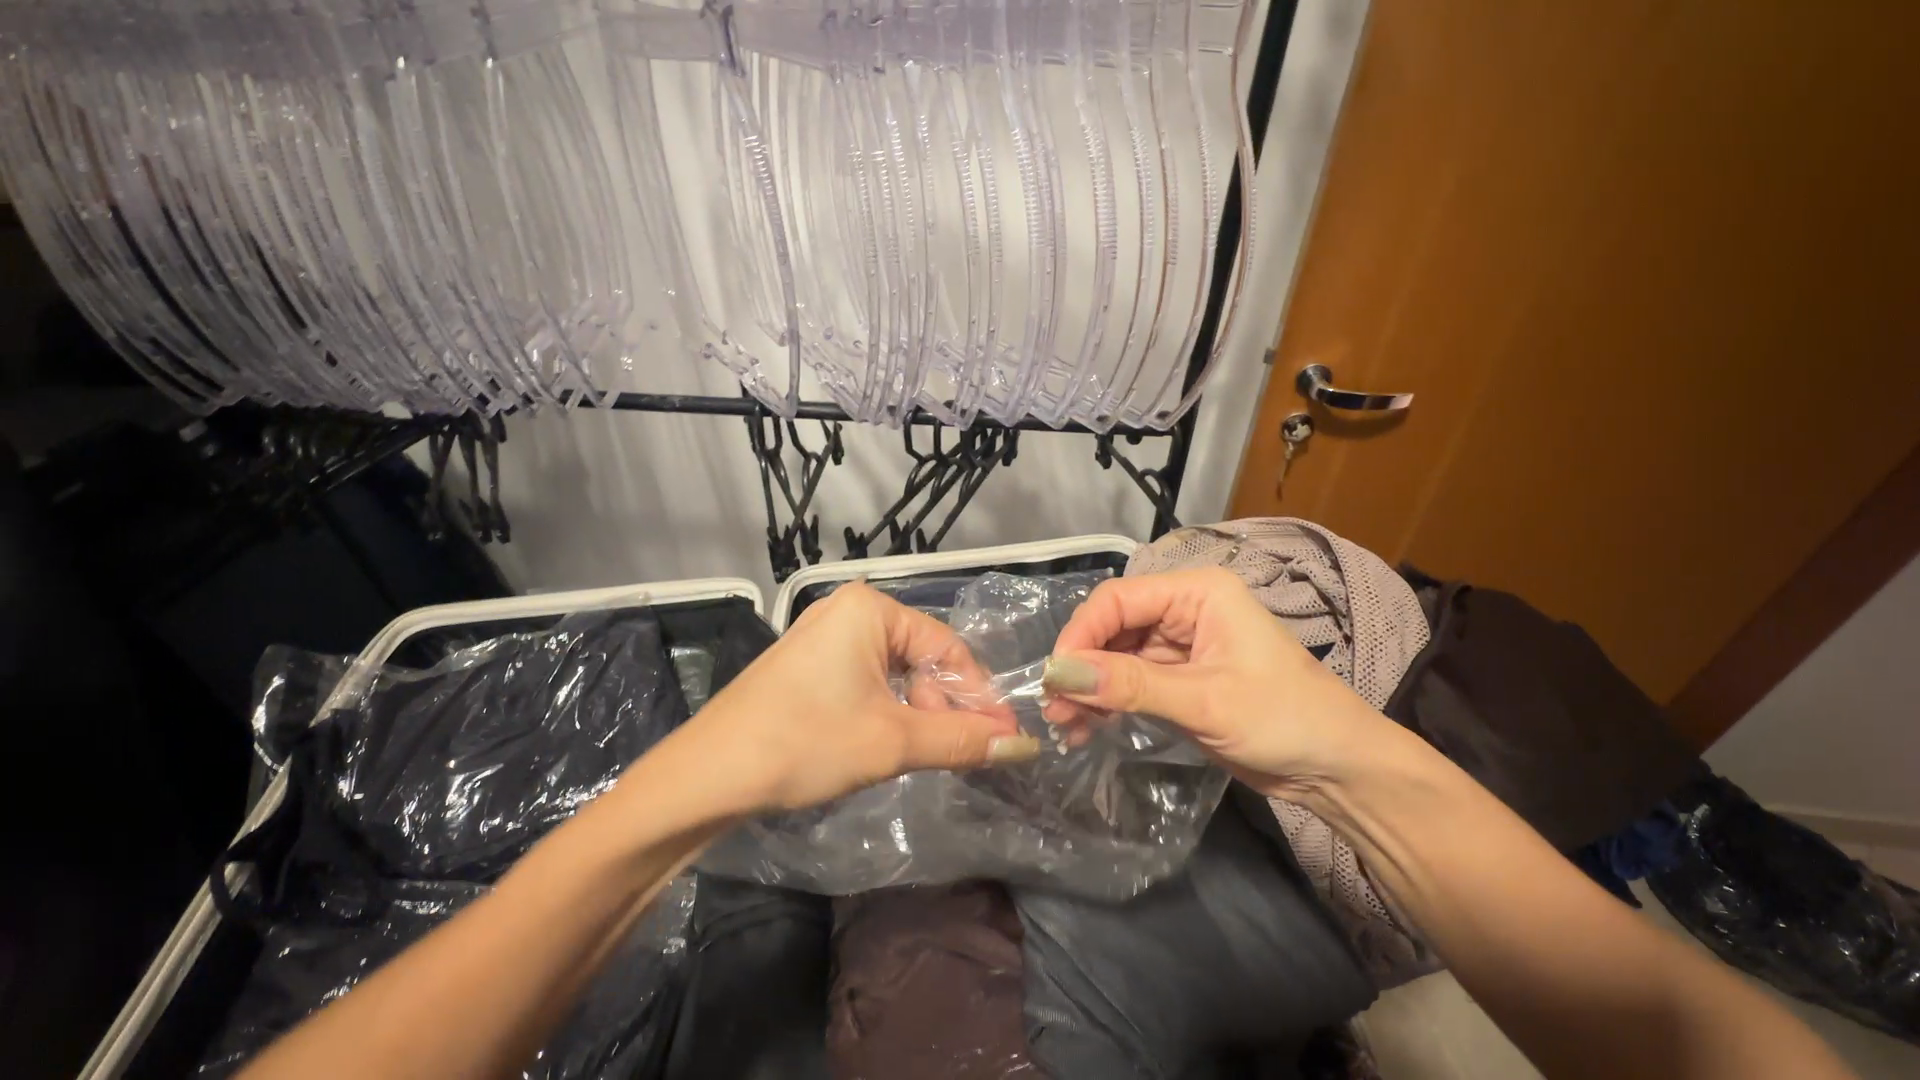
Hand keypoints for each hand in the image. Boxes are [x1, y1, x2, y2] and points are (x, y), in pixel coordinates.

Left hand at [697, 583, 1037, 811]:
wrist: (706, 776)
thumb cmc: (805, 743)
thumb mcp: (892, 741)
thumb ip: (962, 740)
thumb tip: (1022, 748)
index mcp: (870, 609)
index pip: (948, 648)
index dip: (980, 697)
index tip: (1005, 741)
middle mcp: (847, 612)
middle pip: (921, 660)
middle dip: (948, 709)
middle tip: (967, 756)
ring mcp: (822, 640)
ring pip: (894, 676)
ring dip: (919, 716)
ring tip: (930, 758)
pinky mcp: (805, 669)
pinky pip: (864, 684)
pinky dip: (887, 715)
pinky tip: (892, 748)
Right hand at [1039, 567, 1405, 799]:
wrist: (1337, 767)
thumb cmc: (1283, 719)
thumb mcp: (1204, 701)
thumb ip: (1130, 685)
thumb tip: (1060, 673)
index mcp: (1198, 593)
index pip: (1118, 599)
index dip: (1081, 634)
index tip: (1054, 677)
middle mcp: (1185, 611)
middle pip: (1113, 628)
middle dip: (1082, 667)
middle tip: (1055, 710)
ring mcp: (1182, 648)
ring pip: (1116, 658)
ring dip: (1089, 689)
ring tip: (1066, 727)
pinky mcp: (1180, 681)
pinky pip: (1130, 684)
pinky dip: (1108, 704)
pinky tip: (1087, 729)